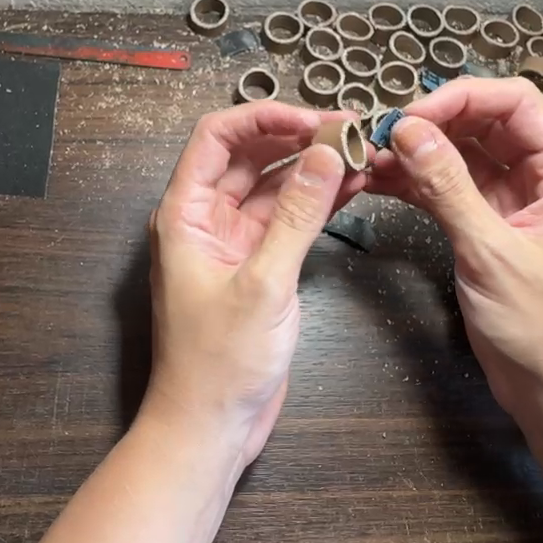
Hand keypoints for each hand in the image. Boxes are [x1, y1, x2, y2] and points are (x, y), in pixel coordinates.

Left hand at [145, 103, 369, 466]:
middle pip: (246, 156)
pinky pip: (284, 220)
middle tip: (349, 132)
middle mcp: (204, 220)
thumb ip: (296, 216)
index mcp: (184, 214)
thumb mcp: (263, 284)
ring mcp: (232, 242)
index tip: (312, 118)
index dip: (262, 117)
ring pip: (270, 187)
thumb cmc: (219, 362)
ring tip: (359, 154)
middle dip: (294, 138)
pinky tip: (350, 187)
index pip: (215, 138)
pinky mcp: (257, 266)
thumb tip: (327, 154)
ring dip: (310, 169)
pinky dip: (314, 204)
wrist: (211, 426)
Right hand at [367, 79, 542, 423]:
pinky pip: (452, 191)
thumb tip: (406, 129)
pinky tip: (380, 183)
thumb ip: (448, 186)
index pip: (514, 102)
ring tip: (368, 161)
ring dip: (417, 155)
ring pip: (463, 157)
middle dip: (431, 125)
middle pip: (485, 124)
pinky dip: (418, 185)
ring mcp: (516, 204)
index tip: (405, 118)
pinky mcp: (491, 230)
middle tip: (377, 139)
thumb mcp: (493, 253)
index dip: (458, 99)